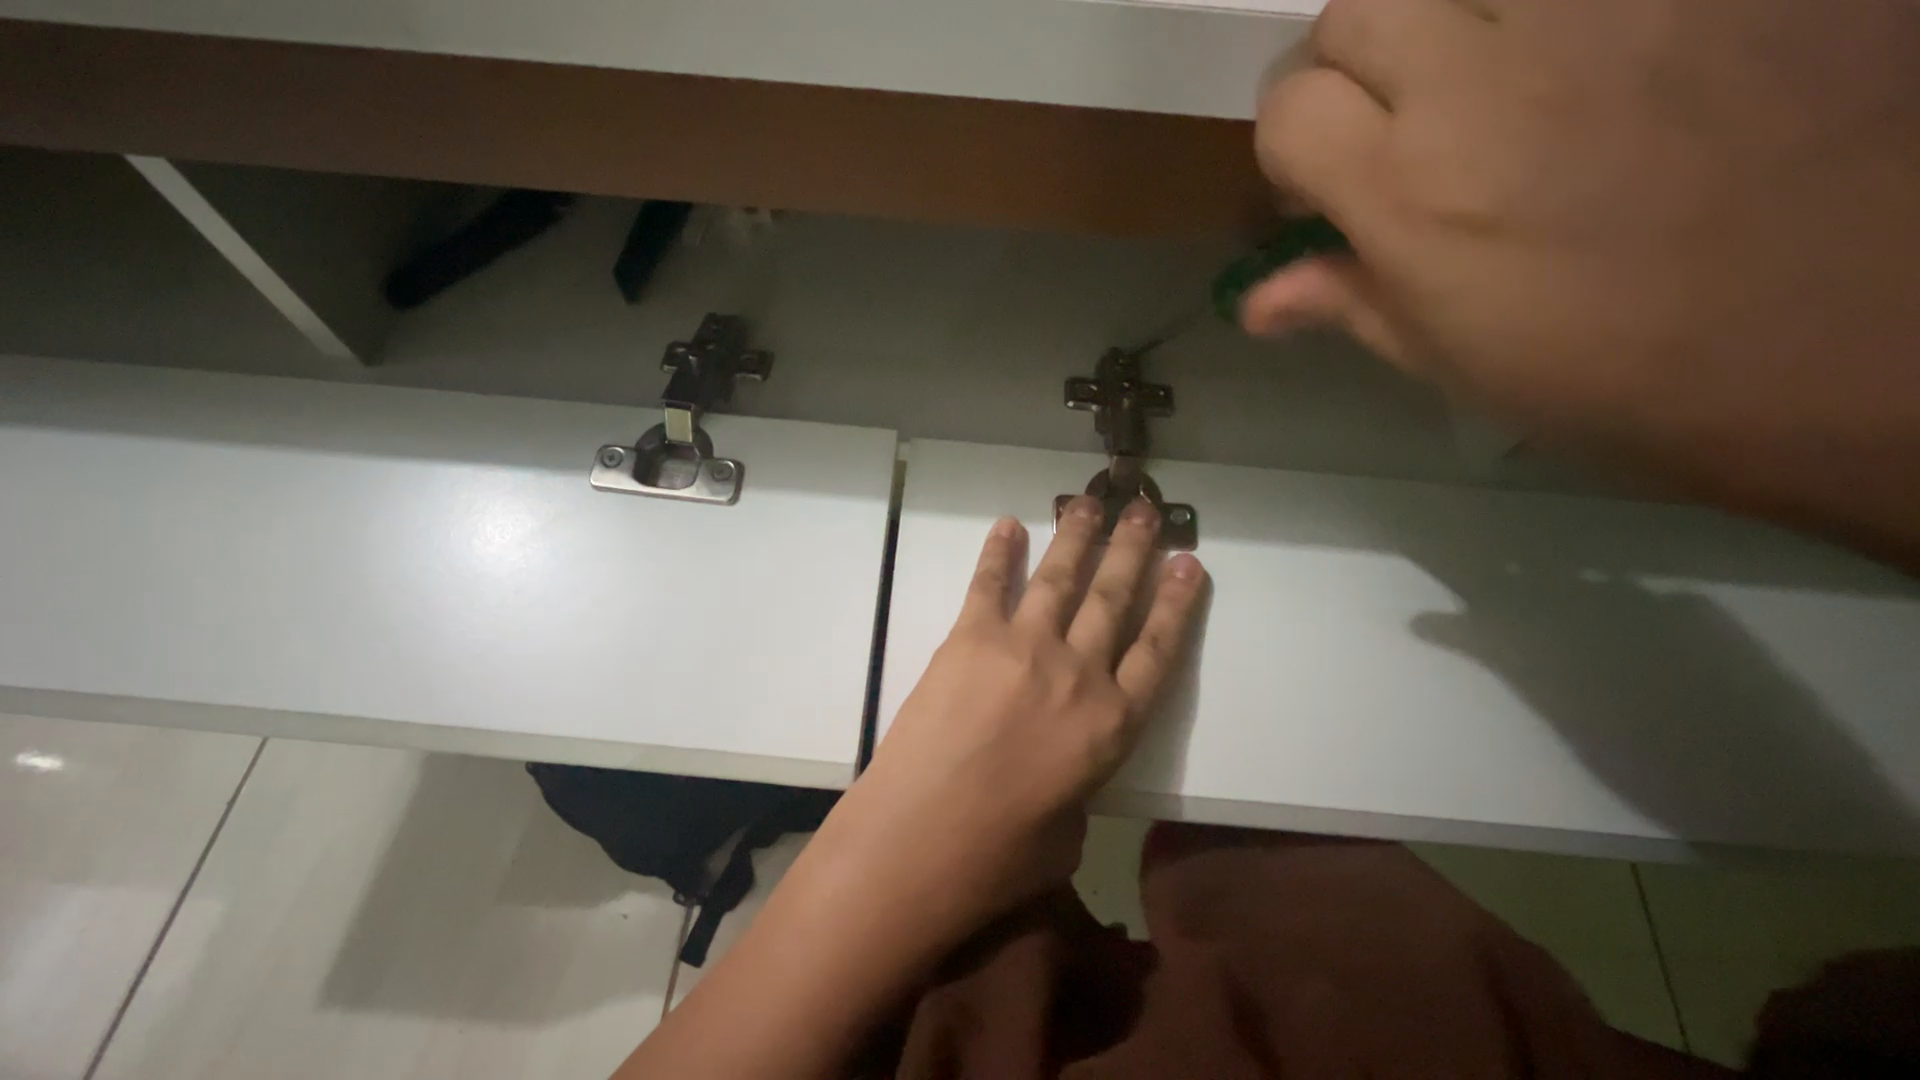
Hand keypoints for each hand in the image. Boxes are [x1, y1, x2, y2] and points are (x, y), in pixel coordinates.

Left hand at [818, 496, 1205, 937]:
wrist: (923, 836)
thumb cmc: (1001, 856)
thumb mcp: (1069, 834)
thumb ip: (1075, 787)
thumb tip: (1061, 772)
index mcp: (1113, 725)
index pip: (1158, 650)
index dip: (1178, 604)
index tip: (1189, 562)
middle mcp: (1078, 674)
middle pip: (1114, 600)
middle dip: (1132, 551)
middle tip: (1144, 510)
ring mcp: (1024, 649)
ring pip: (1060, 580)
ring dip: (1077, 537)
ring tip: (1091, 502)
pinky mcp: (969, 639)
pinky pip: (989, 585)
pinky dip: (999, 552)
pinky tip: (1009, 525)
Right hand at [1247, 0, 1919, 560]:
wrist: (1861, 342)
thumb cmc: (1626, 379)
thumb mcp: (1460, 361)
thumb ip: (1349, 303)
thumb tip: (1258, 302)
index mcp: (1410, 192)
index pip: (1287, 108)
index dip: (1293, 145)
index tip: (1323, 184)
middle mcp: (1484, 79)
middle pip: (1356, 9)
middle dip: (1352, 65)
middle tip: (1396, 120)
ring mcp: (1606, 12)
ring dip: (1450, 22)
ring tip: (1494, 80)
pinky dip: (1563, 21)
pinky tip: (1597, 68)